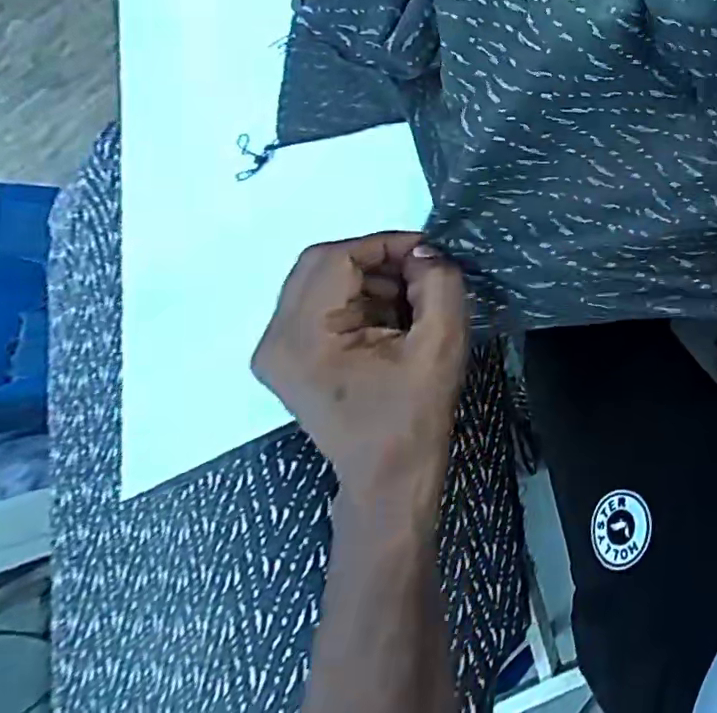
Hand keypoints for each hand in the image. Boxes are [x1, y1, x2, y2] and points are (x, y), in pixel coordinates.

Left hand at [252, 232, 469, 513]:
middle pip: (321, 265)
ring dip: (375, 280)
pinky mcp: (293, 358)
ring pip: (323, 282)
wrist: (390, 472)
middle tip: (426, 272)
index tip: (432, 253)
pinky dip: (365, 299)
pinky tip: (398, 321)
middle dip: (380, 260)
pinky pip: (325, 306)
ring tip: (417, 302)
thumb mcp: (442, 342)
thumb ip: (439, 285)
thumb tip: (426, 253)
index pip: (334, 258)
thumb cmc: (415, 410)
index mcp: (302, 336)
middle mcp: (275, 338)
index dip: (386, 244)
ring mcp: (278, 350)